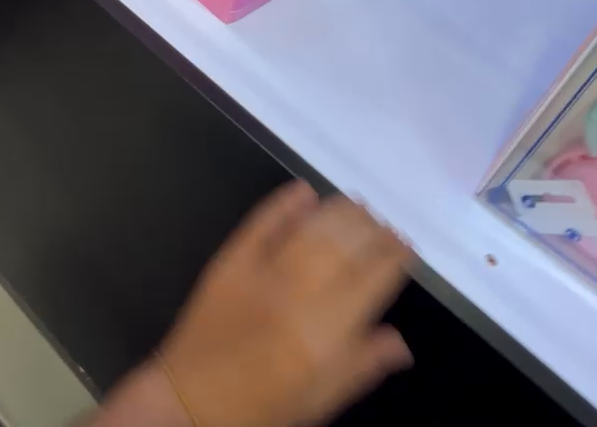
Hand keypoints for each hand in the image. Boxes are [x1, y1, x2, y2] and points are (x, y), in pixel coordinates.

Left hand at [93, 182, 412, 426]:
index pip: (369, 280)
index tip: (406, 243)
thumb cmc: (261, 409)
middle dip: (368, 229)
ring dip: (336, 212)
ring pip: (309, 230)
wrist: (190, 403)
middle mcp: (296, 294)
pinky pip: (262, 222)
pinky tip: (304, 191)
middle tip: (384, 222)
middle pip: (342, 245)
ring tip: (356, 204)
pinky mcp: (231, 259)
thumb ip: (361, 366)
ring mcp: (261, 272)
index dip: (392, 257)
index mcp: (323, 333)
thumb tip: (401, 341)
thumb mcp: (319, 401)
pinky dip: (285, 203)